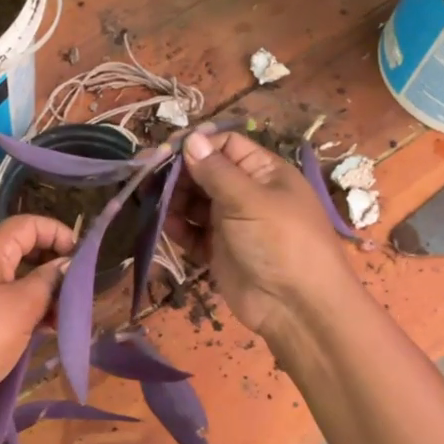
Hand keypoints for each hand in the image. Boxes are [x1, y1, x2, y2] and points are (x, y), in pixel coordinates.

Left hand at [0, 214, 74, 413]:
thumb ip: (49, 279)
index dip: (58, 232)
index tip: (84, 257)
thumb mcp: (23, 305)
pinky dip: (31, 309)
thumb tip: (66, 264)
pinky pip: (10, 300)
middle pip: (25, 249)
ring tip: (67, 315)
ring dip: (46, 292)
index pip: (29, 224)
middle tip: (80, 289)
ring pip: (20, 278)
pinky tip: (50, 328)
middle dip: (54, 265)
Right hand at [171, 129, 354, 339]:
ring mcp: (232, 224)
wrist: (297, 306)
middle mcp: (247, 194)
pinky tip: (165, 225)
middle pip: (206, 173)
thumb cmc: (280, 241)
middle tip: (146, 176)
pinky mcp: (219, 251)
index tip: (164, 152)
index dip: (197, 145)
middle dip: (177, 173)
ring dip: (174, 200)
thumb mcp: (249, 199)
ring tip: (152, 200)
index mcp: (264, 173)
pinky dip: (178, 227)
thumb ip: (215, 170)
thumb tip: (190, 138)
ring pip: (195, 203)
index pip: (226, 146)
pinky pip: (193, 233)